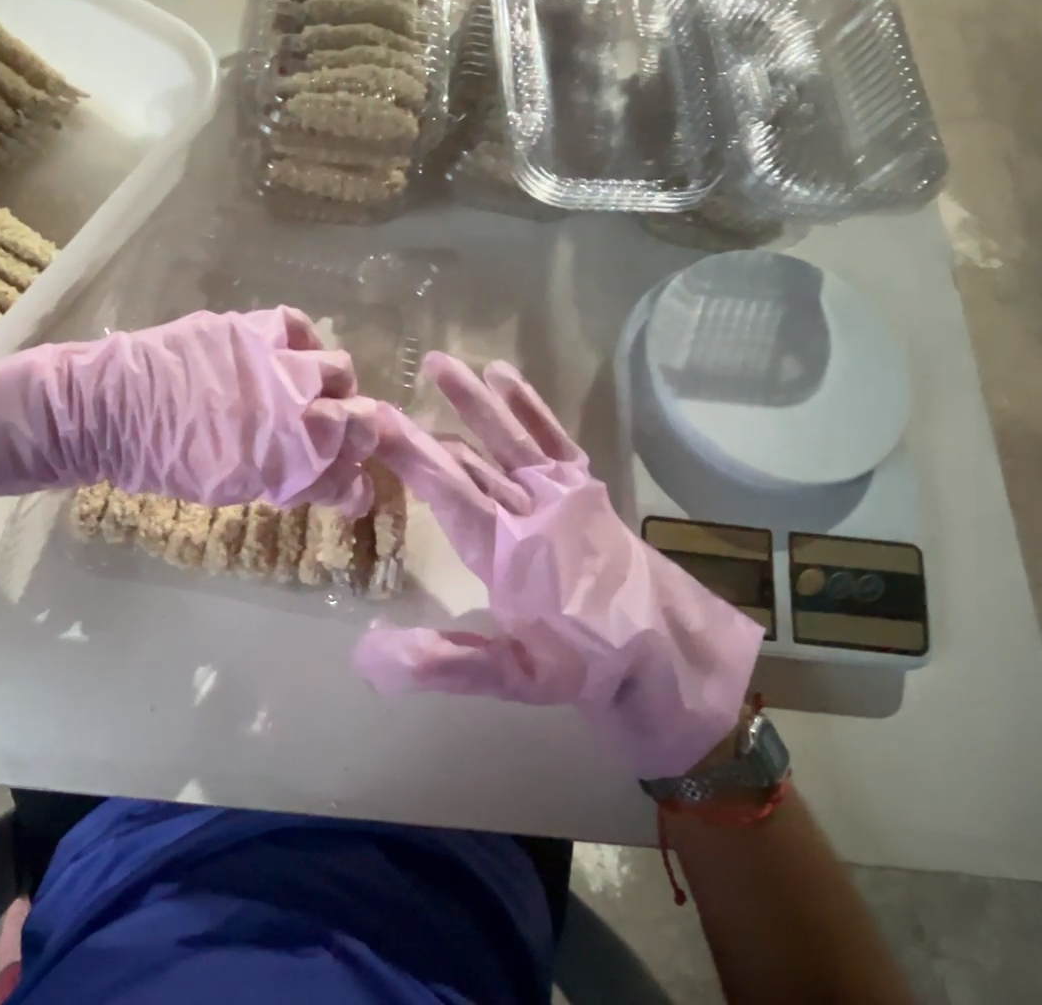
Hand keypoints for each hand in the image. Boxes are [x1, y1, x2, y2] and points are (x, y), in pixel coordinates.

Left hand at [0, 307, 379, 513]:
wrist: (110, 410)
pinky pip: (297, 327)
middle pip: (361, 418)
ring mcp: (275, 362)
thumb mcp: (234, 488)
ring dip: (334, 388)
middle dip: (357, 434)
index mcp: (287, 457)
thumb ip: (292, 483)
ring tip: (308, 394)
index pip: (352, 471)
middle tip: (331, 438)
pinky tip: (290, 355)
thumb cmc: (164, 462)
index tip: (348, 481)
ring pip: (338, 370)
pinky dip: (304, 343)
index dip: (356, 478)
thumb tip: (342, 485)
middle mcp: (294, 408)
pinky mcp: (250, 328)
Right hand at [354, 354, 762, 778]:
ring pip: (510, 439)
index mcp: (509, 552)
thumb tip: (368, 655)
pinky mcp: (588, 491)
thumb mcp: (518, 678)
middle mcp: (534, 511)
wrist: (672, 658)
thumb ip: (447, 663)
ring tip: (439, 363)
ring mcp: (566, 495)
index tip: (372, 423)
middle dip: (421, 433)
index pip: (448, 491)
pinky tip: (505, 377)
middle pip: (469, 462)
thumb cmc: (588, 669)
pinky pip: (555, 439)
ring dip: (474, 403)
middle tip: (378, 403)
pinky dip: (531, 407)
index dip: (408, 454)